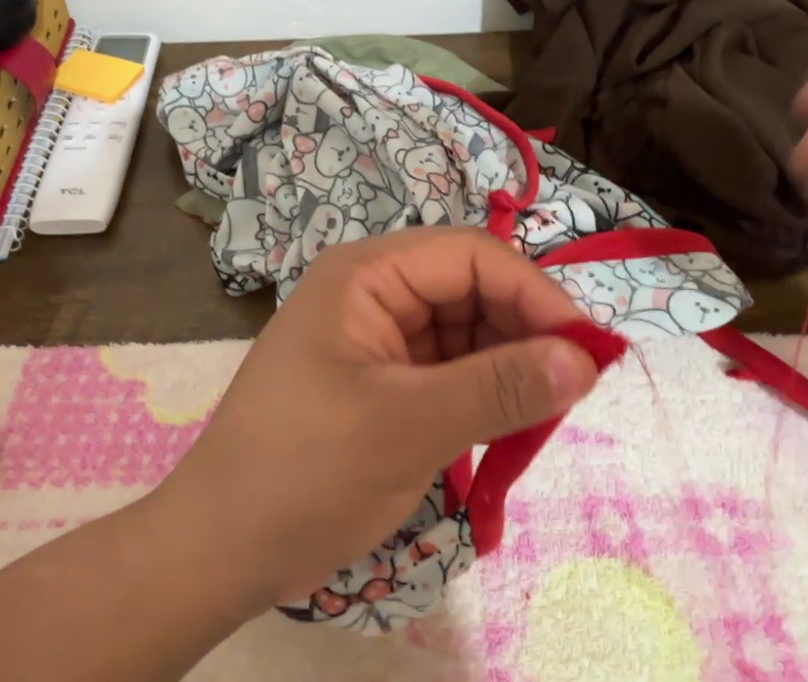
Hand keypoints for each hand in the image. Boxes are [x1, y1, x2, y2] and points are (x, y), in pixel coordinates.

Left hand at [150, 227, 598, 606]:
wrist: (219, 551)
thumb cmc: (304, 473)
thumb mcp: (409, 427)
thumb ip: (500, 387)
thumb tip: (588, 359)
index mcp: (367, 275)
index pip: (471, 256)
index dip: (535, 294)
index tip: (588, 351)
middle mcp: (372, 293)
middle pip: (471, 290)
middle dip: (525, 332)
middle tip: (573, 390)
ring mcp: (376, 339)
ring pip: (466, 332)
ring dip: (508, 366)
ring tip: (542, 414)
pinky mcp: (381, 382)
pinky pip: (448, 371)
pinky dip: (483, 394)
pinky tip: (506, 426)